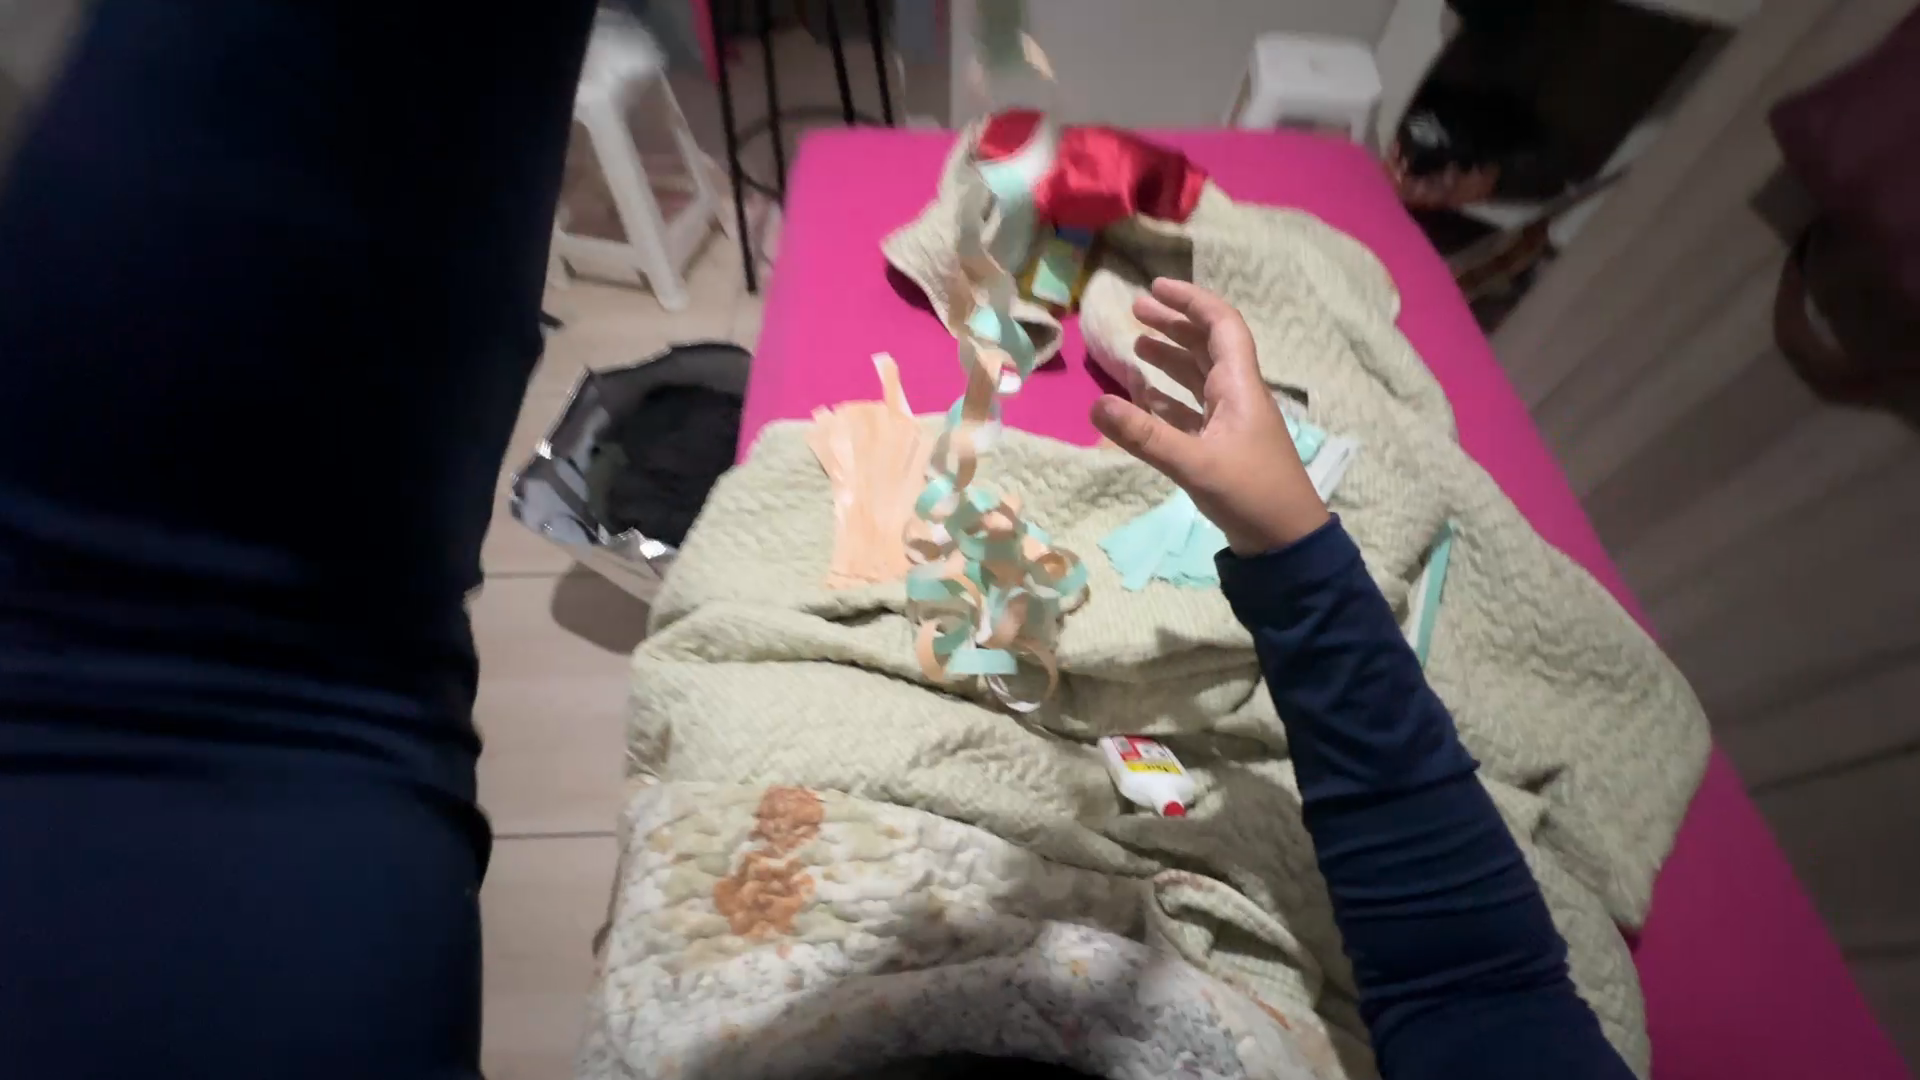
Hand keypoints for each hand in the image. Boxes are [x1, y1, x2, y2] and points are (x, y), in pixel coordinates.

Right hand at [1090, 279, 1328, 555]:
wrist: (1284, 541)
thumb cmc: (1249, 493)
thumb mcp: (1194, 463)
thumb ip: (1144, 435)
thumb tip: (1095, 404)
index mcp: (1238, 386)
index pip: (1220, 325)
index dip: (1190, 302)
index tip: (1155, 289)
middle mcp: (1236, 395)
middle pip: (1207, 345)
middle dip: (1174, 324)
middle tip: (1137, 311)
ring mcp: (1230, 421)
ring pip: (1199, 377)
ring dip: (1171, 358)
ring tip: (1136, 346)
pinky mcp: (1222, 446)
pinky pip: (1192, 410)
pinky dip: (1169, 399)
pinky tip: (1145, 400)